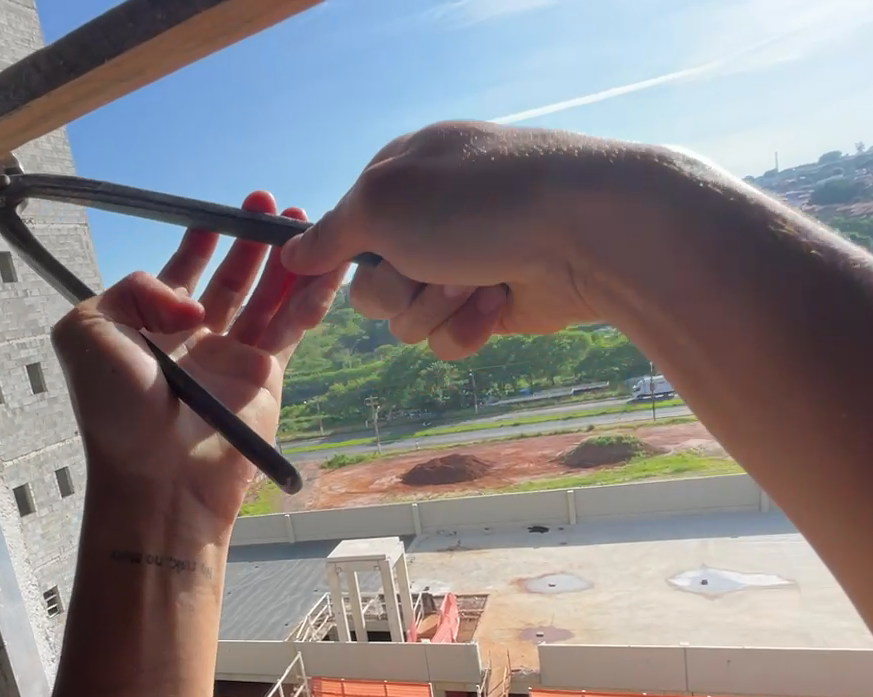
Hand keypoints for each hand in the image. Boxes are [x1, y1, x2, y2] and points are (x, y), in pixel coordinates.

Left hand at [51, 192, 347, 532]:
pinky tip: (324, 267)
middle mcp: (192, 342)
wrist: (159, 476)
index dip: (199, 244)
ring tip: (303, 222)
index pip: (180, 277)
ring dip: (284, 263)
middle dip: (248, 242)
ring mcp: (231, 360)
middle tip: (268, 204)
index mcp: (149, 330)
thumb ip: (127, 291)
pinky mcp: (266, 378)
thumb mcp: (87, 334)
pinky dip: (309, 297)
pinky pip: (292, 329)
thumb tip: (188, 299)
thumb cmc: (116, 411)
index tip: (215, 215)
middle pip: (229, 281)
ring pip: (266, 300)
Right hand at [280, 122, 672, 359]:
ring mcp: (458, 264)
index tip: (328, 277)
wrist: (583, 233)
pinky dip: (465, 327)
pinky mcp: (486, 305)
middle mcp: (427, 223)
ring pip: (406, 319)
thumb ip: (329, 233)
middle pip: (369, 289)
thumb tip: (289, 253)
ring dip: (435, 307)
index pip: (343, 234)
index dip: (337, 260)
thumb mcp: (381, 202)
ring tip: (477, 279)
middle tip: (429, 265)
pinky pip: (444, 339)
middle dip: (396, 289)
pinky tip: (496, 304)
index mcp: (400, 182)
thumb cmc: (475, 204)